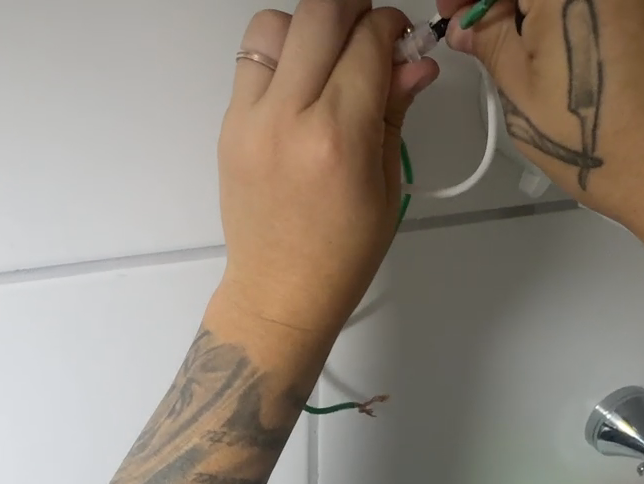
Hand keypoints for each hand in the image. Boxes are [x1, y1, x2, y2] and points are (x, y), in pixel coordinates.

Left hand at [217, 1, 438, 335]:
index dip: (392, 28)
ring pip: (274, 23)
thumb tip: (414, 62)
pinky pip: (250, 62)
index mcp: (339, 138)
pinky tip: (300, 91)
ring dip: (308, 27)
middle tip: (367, 35)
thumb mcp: (385, 189)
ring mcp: (250, 121)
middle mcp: (289, 119)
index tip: (401, 41)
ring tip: (327, 62)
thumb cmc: (340, 258)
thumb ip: (394, 114)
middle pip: (320, 12)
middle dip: (353, 10)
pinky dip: (280, 59)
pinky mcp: (228, 128)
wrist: (279, 295)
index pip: (368, 41)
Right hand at [440, 0, 643, 236]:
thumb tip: (473, 24)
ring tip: (565, 42)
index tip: (462, 8)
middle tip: (508, 25)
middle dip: (524, 0)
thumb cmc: (621, 144)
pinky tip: (619, 43)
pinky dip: (624, 12)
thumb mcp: (528, 101)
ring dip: (572, 10)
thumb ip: (493, 45)